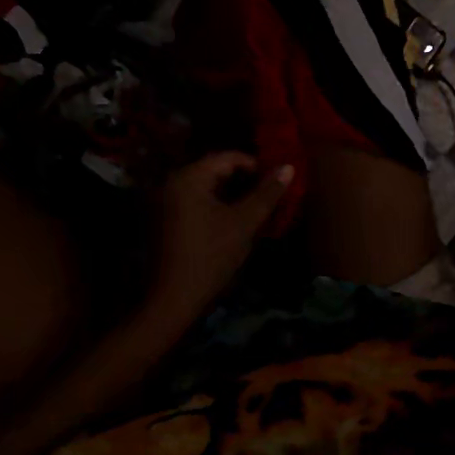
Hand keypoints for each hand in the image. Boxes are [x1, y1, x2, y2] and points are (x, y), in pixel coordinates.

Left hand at [150, 152, 291, 314]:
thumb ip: (267, 194)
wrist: (175, 296)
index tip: (277, 182)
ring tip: (257, 210)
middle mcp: (172, 182)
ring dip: (233, 195)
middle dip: (246, 182)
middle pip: (216, 171)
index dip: (257, 166)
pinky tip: (235, 222)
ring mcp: (166, 201)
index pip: (228, 158)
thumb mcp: (244, 223)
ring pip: (207, 188)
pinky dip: (218, 206)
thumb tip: (288, 167)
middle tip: (270, 196)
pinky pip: (196, 202)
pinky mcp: (165, 218)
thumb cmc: (211, 256)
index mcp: (189, 177)